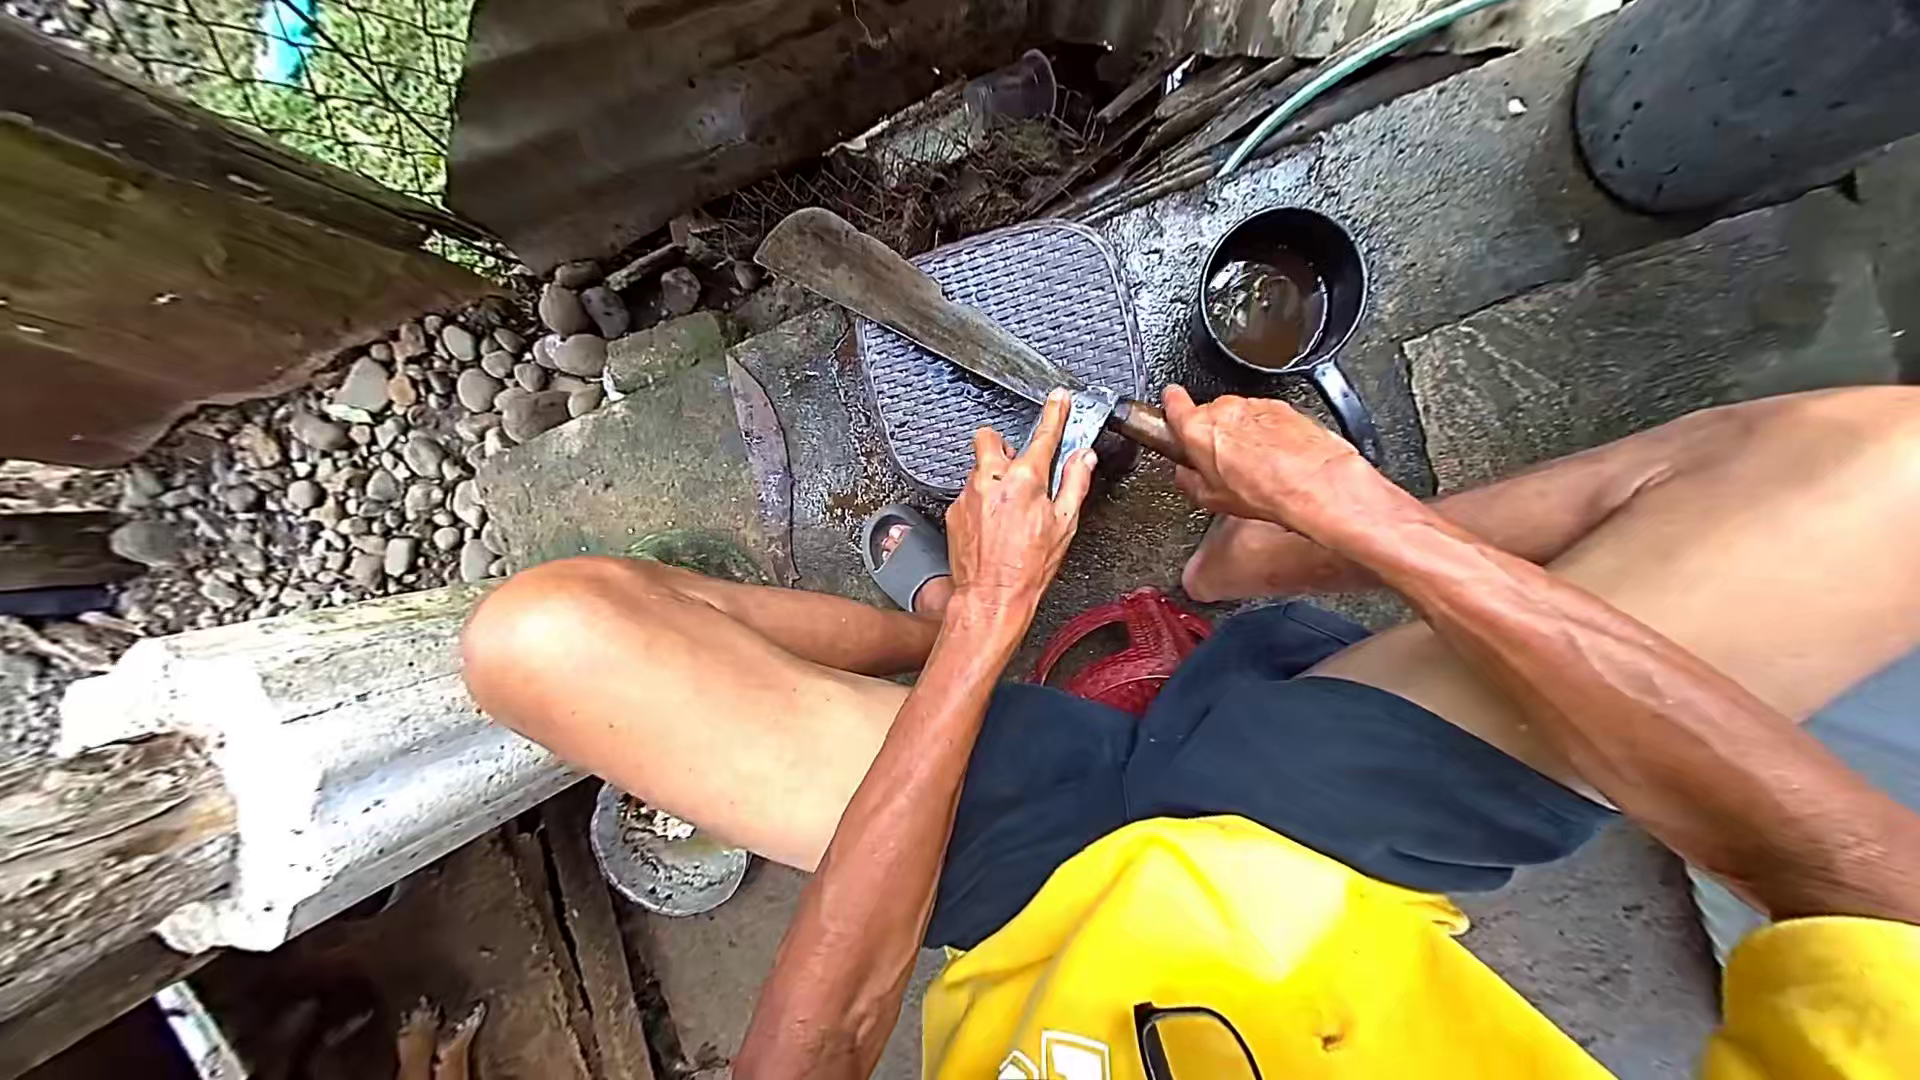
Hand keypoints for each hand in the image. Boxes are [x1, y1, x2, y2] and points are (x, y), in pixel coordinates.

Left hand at [945, 389, 1096, 623]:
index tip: (1058, 399)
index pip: (1044, 435)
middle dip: (1004, 447)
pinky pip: (968, 493)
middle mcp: (992, 479)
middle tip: (1018, 469)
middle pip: (991, 438)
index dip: (1055, 413)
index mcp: (1025, 480)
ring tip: (1007, 508)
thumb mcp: (1064, 525)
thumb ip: (1074, 484)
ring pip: (978, 467)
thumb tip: (1083, 459)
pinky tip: (992, 524)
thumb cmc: (1028, 567)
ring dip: (992, 477)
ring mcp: (969, 494)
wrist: (992, 595)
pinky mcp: (954, 510)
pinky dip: (980, 501)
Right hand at [1162, 384, 1382, 531]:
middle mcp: (1225, 409)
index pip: (1173, 401)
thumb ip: (1187, 478)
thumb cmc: (1264, 491)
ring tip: (1254, 464)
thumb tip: (1185, 473)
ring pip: (1239, 415)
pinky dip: (1267, 432)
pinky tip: (1274, 457)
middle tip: (1221, 461)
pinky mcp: (1284, 407)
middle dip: (1213, 433)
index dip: (1171, 404)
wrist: (1316, 484)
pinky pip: (1266, 417)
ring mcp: (1256, 405)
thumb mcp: (1209, 498)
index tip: (1171, 404)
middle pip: (1209, 414)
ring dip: (1242, 433)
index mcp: (1197, 428)